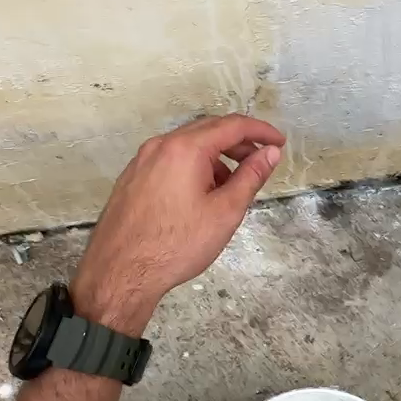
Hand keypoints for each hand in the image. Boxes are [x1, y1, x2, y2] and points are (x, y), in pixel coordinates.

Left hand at [71, 114, 284, 333]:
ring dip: (216, 156)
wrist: (120, 274)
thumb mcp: (225, 212)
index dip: (261, 131)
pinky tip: (201, 195)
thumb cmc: (177, 244)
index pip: (232, 126)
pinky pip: (170, 160)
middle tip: (261, 162)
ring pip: (187, 145)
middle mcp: (160, 146)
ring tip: (232, 186)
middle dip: (239, 142)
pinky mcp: (132, 178)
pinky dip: (193, 166)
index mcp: (185, 149)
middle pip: (208, 130)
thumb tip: (271, 153)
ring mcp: (142, 161)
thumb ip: (251, 177)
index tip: (280, 142)